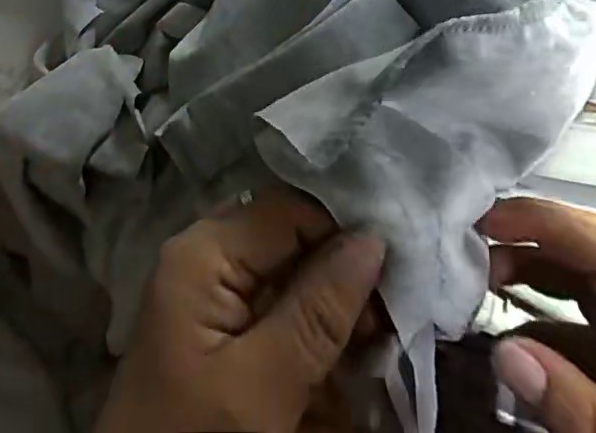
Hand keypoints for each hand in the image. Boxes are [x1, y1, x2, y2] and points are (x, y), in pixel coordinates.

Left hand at [95, 190, 386, 432]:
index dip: (340, 232)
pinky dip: (305, 321)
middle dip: (337, 267)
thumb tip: (371, 240)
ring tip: (373, 337)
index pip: (285, 210)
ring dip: (327, 299)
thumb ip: (316, 312)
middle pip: (283, 234)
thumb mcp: (261, 385)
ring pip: (281, 267)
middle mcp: (202, 252)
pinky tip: (338, 351)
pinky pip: (269, 299)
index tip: (394, 276)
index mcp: (203, 251)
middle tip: (389, 314)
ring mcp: (205, 286)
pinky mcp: (213, 319)